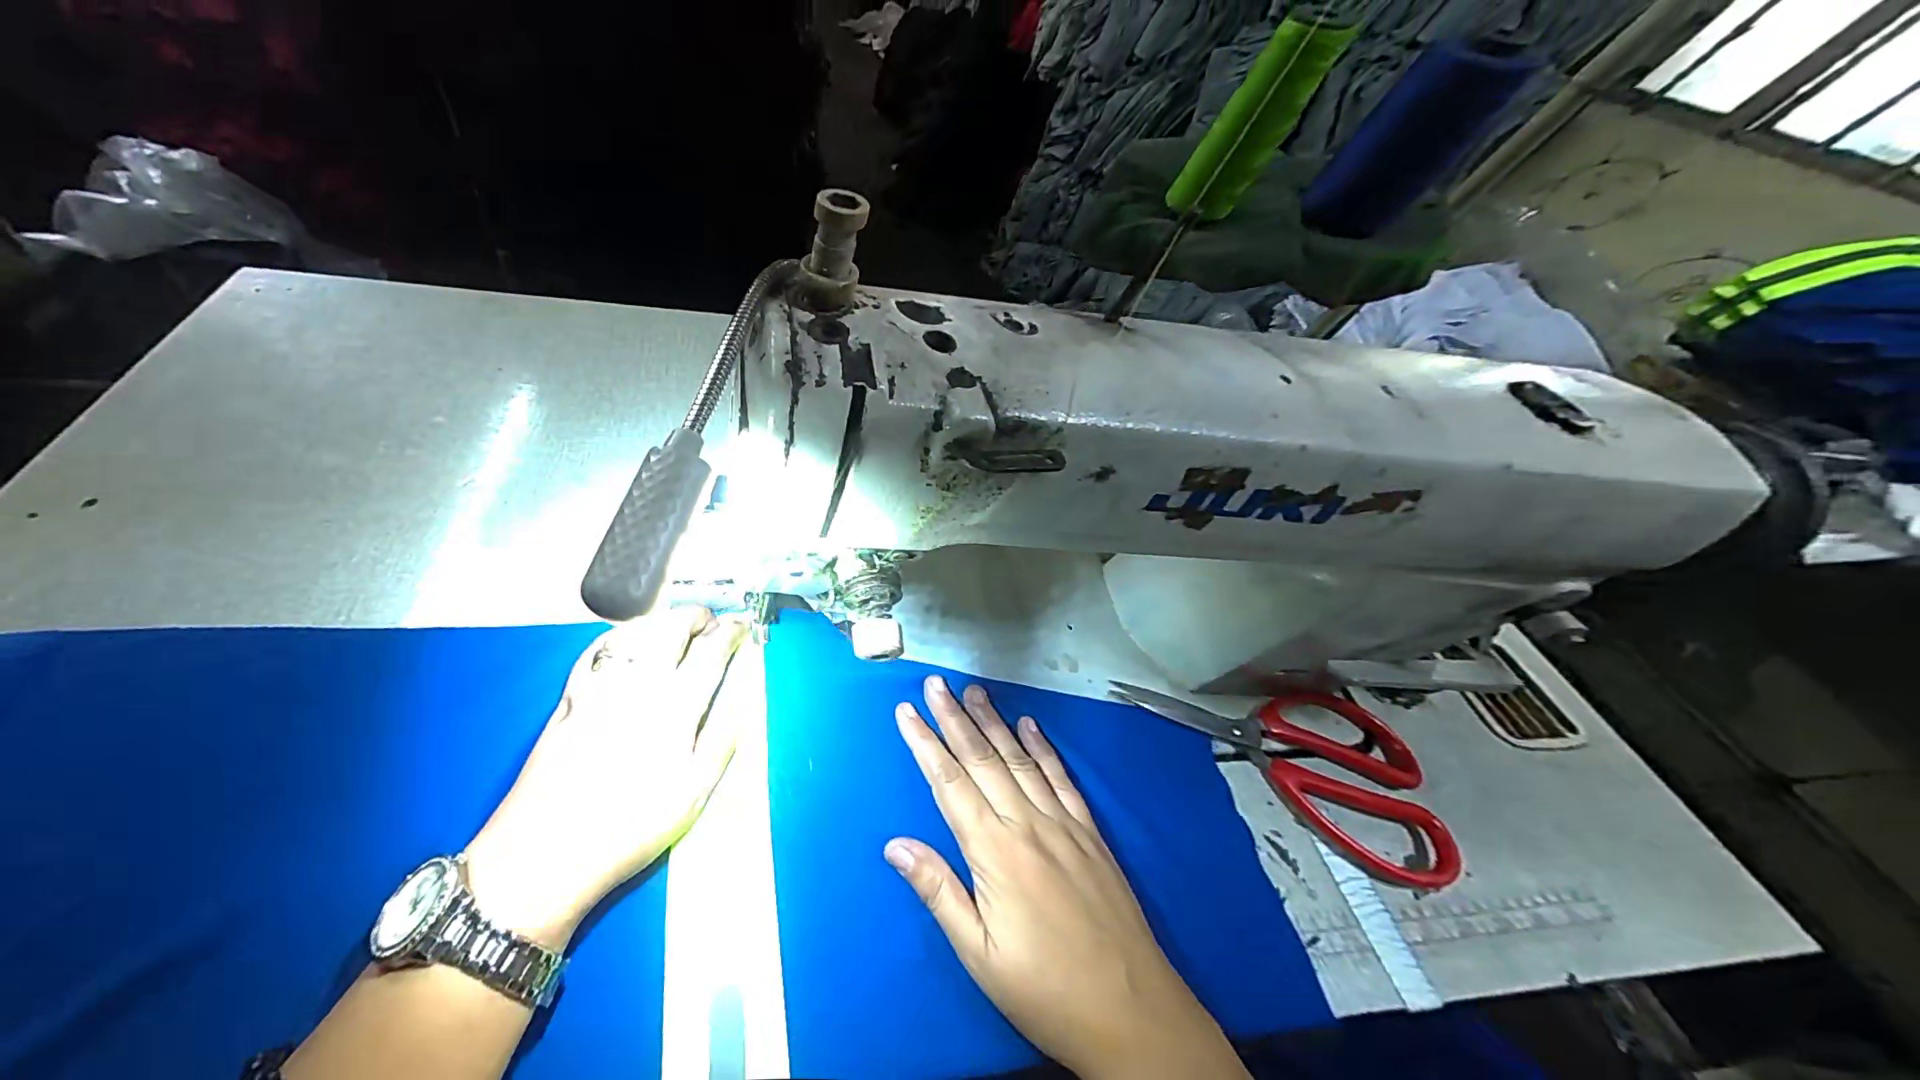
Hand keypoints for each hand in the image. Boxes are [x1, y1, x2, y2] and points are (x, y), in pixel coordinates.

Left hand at [461, 607, 748, 948]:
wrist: (543, 857)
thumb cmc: (626, 830)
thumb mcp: (694, 793)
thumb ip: (723, 738)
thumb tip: (744, 700)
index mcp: (674, 709)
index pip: (712, 650)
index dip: (733, 631)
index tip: (743, 627)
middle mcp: (636, 688)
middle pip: (671, 627)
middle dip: (697, 616)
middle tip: (712, 624)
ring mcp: (598, 690)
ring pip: (633, 633)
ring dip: (661, 620)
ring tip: (676, 628)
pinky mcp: (567, 702)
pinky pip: (593, 653)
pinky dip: (616, 637)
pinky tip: (625, 642)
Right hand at [887, 676, 1250, 1079]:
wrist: (1130, 1010)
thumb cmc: (1044, 989)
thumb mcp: (979, 953)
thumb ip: (938, 892)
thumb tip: (896, 845)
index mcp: (995, 853)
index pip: (950, 784)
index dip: (926, 745)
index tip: (907, 712)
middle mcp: (1028, 825)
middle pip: (983, 761)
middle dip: (954, 719)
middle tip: (935, 684)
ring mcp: (1064, 825)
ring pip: (1021, 760)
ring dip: (994, 722)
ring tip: (974, 692)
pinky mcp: (1090, 833)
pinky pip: (1063, 779)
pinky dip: (1045, 748)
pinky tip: (1031, 726)